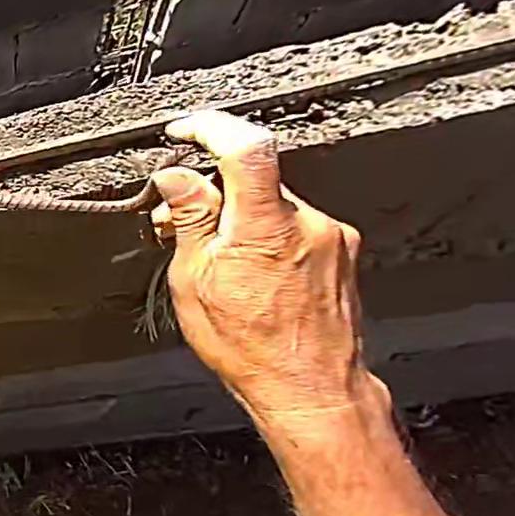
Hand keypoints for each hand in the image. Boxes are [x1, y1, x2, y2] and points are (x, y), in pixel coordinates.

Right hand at [148, 110, 377, 426]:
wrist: (309, 387)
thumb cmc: (248, 345)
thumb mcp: (194, 282)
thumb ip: (190, 222)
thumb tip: (177, 179)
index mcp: (263, 229)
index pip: (246, 149)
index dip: (211, 128)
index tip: (183, 131)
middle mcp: (306, 223)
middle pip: (250, 179)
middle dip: (207, 191)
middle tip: (174, 222)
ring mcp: (329, 235)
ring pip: (267, 203)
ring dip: (232, 216)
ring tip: (209, 257)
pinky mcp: (340, 249)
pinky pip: (290, 223)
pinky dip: (258, 232)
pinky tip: (243, 267)